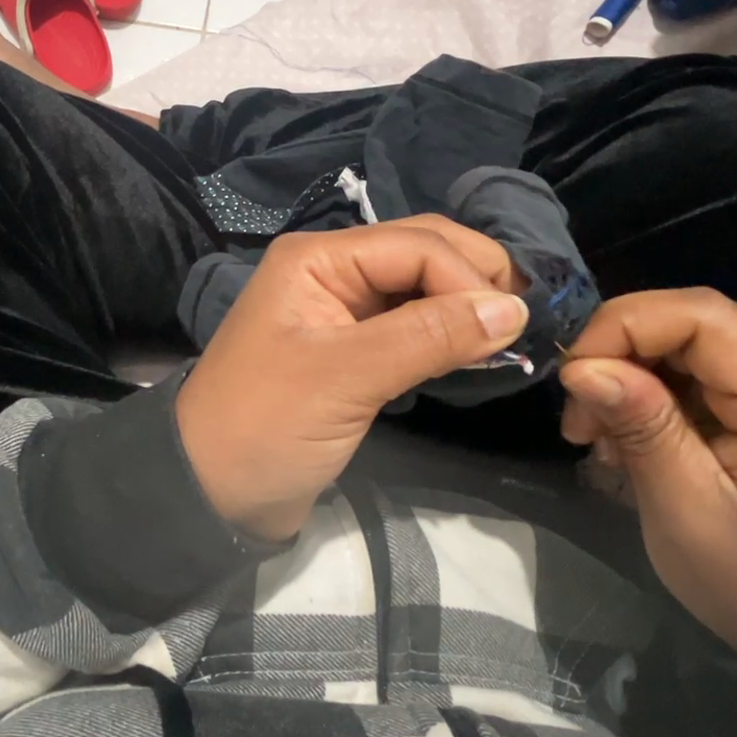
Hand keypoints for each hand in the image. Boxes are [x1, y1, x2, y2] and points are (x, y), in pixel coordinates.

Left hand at [177, 215, 528, 540]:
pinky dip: (445, 335)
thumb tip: (513, 309)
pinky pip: (411, 326)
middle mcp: (331, 272)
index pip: (416, 244)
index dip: (469, 278)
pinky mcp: (352, 351)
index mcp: (318, 259)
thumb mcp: (344, 377)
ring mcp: (342, 312)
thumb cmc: (265, 425)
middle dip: (475, 279)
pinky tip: (475, 354)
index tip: (513, 328)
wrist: (211, 491)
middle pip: (422, 253)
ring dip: (465, 307)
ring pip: (420, 289)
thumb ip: (427, 336)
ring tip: (511, 340)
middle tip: (525, 324)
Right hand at [558, 288, 736, 669]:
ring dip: (631, 375)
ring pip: (691, 338)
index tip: (571, 380)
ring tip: (603, 438)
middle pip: (694, 321)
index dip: (621, 327)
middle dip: (618, 355)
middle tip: (580, 422)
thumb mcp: (687, 515)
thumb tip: (580, 366)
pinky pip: (705, 364)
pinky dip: (655, 390)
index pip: (702, 316)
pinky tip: (637, 435)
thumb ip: (642, 429)